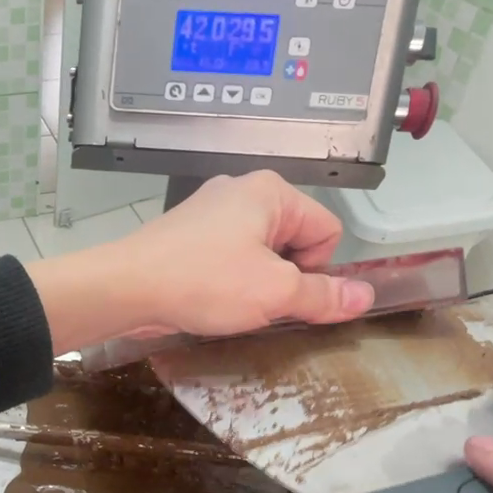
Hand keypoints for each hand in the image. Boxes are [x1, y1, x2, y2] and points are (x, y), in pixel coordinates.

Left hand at [25, 172, 375, 352]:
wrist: (127, 289)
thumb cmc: (203, 283)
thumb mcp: (274, 293)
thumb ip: (323, 296)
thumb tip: (365, 297)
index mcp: (272, 191)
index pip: (327, 231)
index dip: (315, 271)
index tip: (284, 293)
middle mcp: (242, 191)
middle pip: (293, 241)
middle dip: (283, 277)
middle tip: (256, 301)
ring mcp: (211, 212)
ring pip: (260, 254)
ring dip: (255, 283)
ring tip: (229, 301)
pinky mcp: (188, 236)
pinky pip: (228, 259)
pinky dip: (227, 281)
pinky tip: (209, 298)